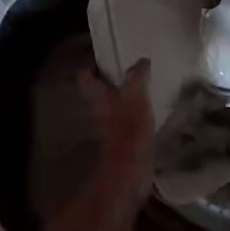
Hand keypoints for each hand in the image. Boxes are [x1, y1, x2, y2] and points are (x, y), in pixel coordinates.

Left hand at [79, 58, 153, 198]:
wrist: (128, 173)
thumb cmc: (129, 131)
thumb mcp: (136, 99)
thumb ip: (137, 78)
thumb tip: (141, 60)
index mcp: (97, 98)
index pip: (85, 76)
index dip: (93, 65)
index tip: (106, 57)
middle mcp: (96, 110)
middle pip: (96, 92)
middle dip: (108, 82)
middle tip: (125, 70)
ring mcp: (105, 127)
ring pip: (108, 106)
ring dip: (119, 98)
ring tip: (138, 89)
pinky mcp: (117, 141)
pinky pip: (120, 120)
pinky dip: (128, 114)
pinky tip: (143, 112)